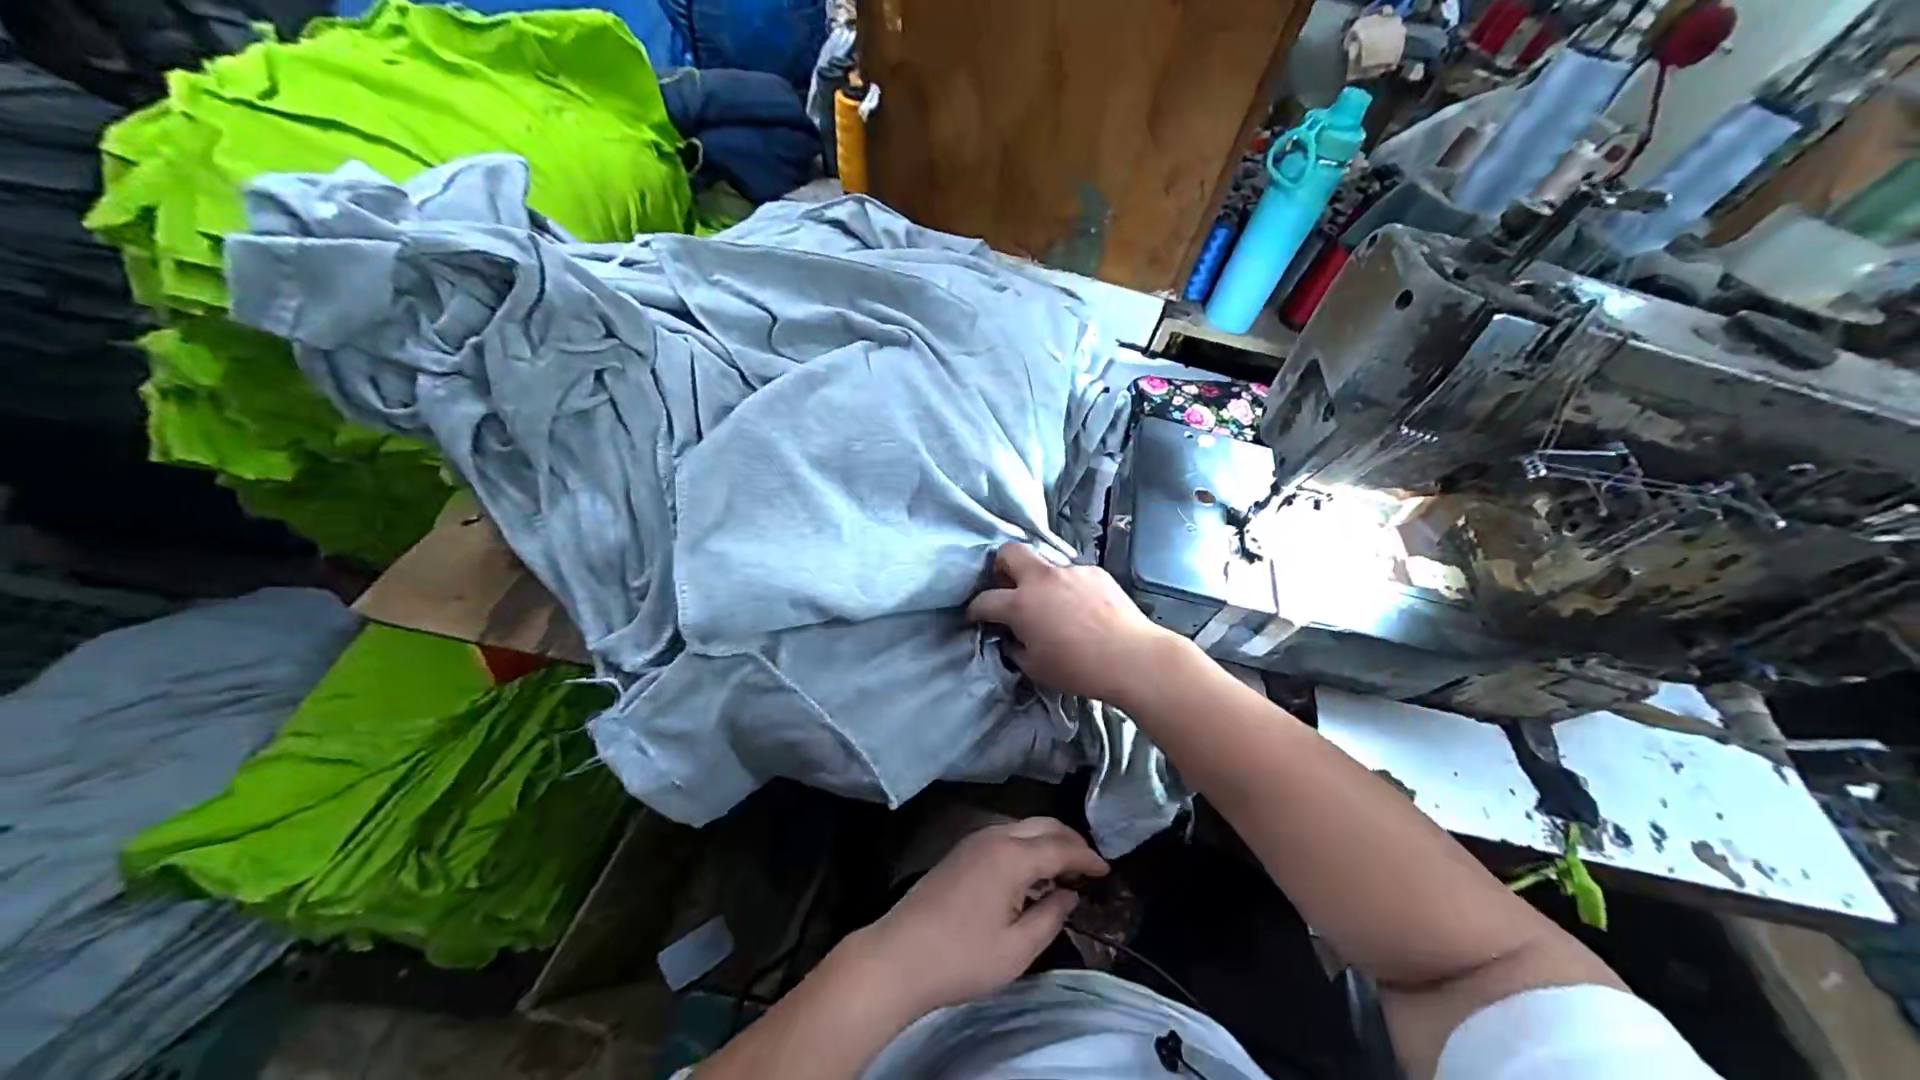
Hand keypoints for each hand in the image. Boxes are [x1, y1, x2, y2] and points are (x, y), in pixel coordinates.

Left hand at [844, 817, 1108, 1015]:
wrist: (898, 956)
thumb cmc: (962, 957)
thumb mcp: (1017, 950)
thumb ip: (1050, 917)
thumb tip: (1069, 894)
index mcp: (1011, 856)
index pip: (1060, 848)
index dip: (1088, 858)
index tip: (1107, 871)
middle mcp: (994, 837)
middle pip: (1042, 825)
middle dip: (1070, 841)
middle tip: (1090, 865)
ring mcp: (973, 841)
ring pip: (1022, 827)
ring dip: (1047, 842)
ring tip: (1065, 871)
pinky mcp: (960, 852)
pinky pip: (1005, 837)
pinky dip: (1027, 847)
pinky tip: (1031, 874)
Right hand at [966, 543, 1188, 707]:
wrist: (1132, 658)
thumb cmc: (1078, 668)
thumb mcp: (1035, 667)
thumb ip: (1015, 646)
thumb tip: (1011, 636)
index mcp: (1021, 603)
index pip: (985, 600)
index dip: (975, 609)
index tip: (975, 617)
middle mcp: (1042, 579)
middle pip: (1010, 552)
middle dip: (1001, 566)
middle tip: (1006, 586)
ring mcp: (1071, 571)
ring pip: (1045, 565)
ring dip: (1040, 582)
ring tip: (1054, 607)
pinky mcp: (1096, 572)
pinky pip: (1073, 576)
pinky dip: (1069, 589)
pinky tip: (1083, 609)